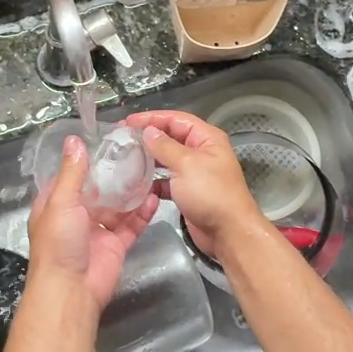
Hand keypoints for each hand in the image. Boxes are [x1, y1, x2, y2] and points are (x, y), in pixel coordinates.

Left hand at [27, 136, 159, 309]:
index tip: (104, 141)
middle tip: (135, 153)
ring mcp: (98, 231)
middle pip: (97, 190)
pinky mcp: (116, 245)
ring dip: (131, 192)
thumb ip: (72, 172)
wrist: (71, 290)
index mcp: (56, 204)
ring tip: (149, 171)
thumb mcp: (61, 202)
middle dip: (113, 175)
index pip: (69, 176)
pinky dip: (142, 213)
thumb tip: (74, 140)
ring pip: (117, 207)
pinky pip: (131, 225)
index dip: (84, 160)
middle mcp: (76, 216)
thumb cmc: (58, 244)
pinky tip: (154, 198)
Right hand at [122, 111, 271, 261]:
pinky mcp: (189, 192)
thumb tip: (148, 131)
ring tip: (126, 158)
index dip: (152, 118)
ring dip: (150, 159)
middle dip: (149, 137)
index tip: (128, 122)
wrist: (228, 233)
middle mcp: (202, 151)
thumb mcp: (186, 164)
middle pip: (172, 137)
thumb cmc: (210, 193)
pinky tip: (137, 184)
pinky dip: (155, 181)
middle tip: (123, 139)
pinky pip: (168, 180)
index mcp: (207, 138)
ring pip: (168, 159)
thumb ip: (165, 146)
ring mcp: (196, 172)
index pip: (176, 119)